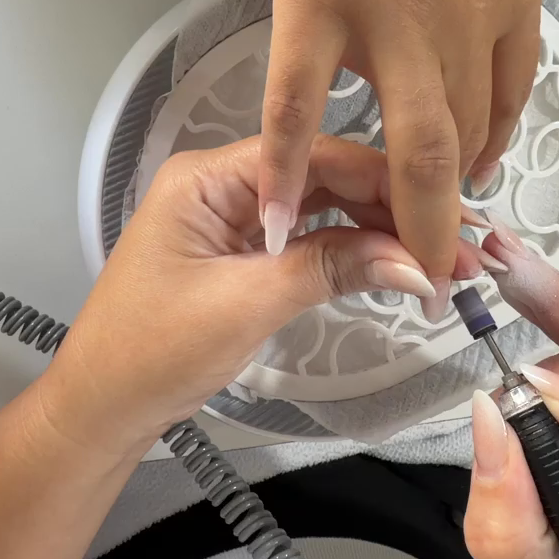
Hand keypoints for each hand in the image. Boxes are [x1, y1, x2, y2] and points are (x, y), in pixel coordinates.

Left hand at [38, 136, 483, 457]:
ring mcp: (233, 215)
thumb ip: (329, 269)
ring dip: (375, 231)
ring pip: (319, 207)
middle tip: (456, 246)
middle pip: (321, 177)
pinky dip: (347, 250)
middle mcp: (223, 182)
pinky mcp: (242, 248)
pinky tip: (390, 261)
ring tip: (437, 258)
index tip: (444, 213)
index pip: (311, 154)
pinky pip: (305, 236)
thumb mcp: (246, 303)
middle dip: (388, 209)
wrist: (102, 405)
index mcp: (209, 175)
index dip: (382, 181)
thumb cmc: (154, 350)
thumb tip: (414, 262)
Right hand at [249, 0, 543, 280]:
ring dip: (399, 217)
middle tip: (439, 257)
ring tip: (391, 269)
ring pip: (404, 142)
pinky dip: (290, 167)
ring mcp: (390, 13)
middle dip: (453, 208)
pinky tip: (280, 218)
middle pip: (463, 138)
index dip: (486, 154)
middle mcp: (466, 17)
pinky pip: (300, 101)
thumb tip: (467, 16)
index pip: (505, 100)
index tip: (468, 184)